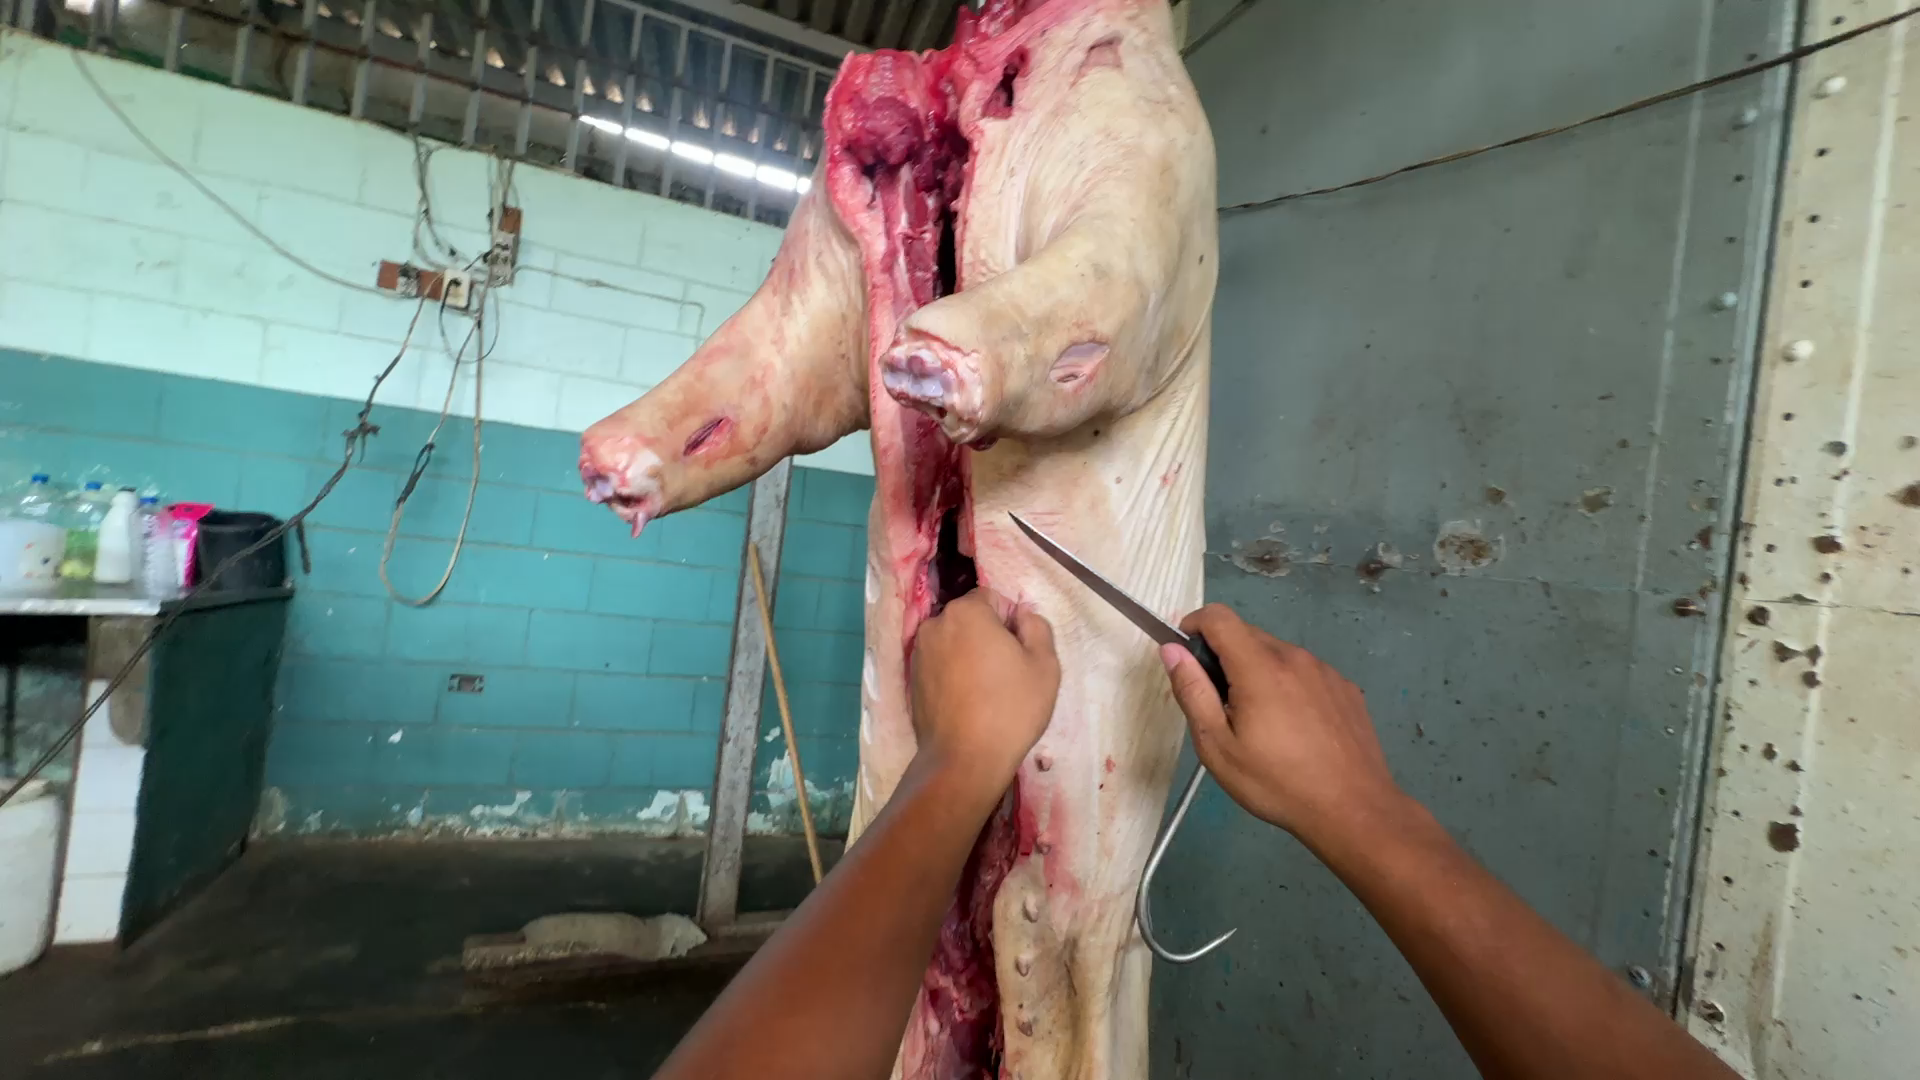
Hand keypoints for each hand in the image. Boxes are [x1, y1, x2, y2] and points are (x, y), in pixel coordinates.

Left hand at [910, 588, 1060, 793]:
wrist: (963, 760)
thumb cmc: (1010, 708)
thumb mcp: (1044, 664)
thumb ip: (1037, 627)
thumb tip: (1022, 616)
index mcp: (965, 612)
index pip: (994, 599)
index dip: (1012, 623)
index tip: (1021, 654)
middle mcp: (935, 625)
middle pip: (971, 620)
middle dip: (990, 637)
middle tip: (1008, 674)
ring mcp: (919, 653)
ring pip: (955, 643)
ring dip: (971, 656)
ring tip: (987, 692)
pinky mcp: (912, 680)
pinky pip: (941, 665)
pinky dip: (954, 675)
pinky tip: (968, 703)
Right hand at [1161, 604, 1407, 843]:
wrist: (1355, 812)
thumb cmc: (1277, 782)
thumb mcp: (1217, 745)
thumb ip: (1192, 691)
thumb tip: (1172, 650)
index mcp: (1259, 667)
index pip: (1219, 617)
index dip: (1194, 625)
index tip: (1186, 656)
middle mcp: (1294, 657)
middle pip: (1246, 634)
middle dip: (1223, 657)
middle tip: (1220, 705)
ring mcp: (1324, 670)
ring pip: (1275, 653)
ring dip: (1255, 671)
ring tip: (1260, 721)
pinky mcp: (1344, 687)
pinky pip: (1302, 671)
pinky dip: (1286, 684)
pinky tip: (1294, 728)